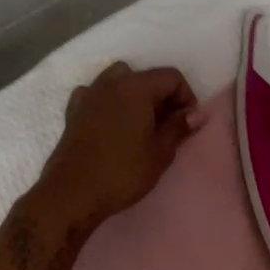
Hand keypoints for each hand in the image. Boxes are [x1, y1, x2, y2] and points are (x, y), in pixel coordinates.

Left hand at [35, 61, 201, 224]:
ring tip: (140, 124)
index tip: (186, 123)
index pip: (171, 77)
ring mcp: (89, 94)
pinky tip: (111, 123)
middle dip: (161, 96)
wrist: (72, 193)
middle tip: (166, 126)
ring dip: (134, 95)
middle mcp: (111, 82)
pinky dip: (108, 102)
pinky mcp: (73, 110)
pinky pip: (97, 94)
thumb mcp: (160, 152)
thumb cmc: (122, 172)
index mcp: (136, 87)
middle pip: (145, 77)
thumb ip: (179, 127)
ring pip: (119, 80)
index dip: (186, 97)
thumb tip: (198, 114)